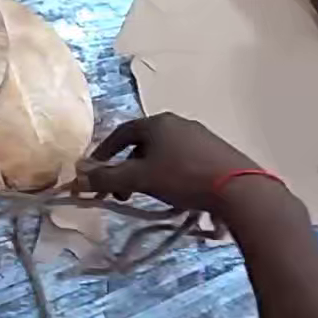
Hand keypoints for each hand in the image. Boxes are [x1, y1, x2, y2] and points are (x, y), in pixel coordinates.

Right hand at [76, 113, 266, 212]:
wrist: (240, 190)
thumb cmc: (183, 178)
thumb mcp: (139, 179)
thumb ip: (106, 178)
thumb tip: (77, 178)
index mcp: (157, 123)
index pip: (121, 133)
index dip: (103, 152)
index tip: (94, 171)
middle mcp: (178, 123)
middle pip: (141, 144)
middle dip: (125, 168)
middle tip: (119, 192)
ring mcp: (200, 136)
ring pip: (162, 153)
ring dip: (146, 173)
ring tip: (145, 195)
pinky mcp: (217, 152)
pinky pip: (182, 160)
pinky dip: (168, 174)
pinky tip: (172, 193)